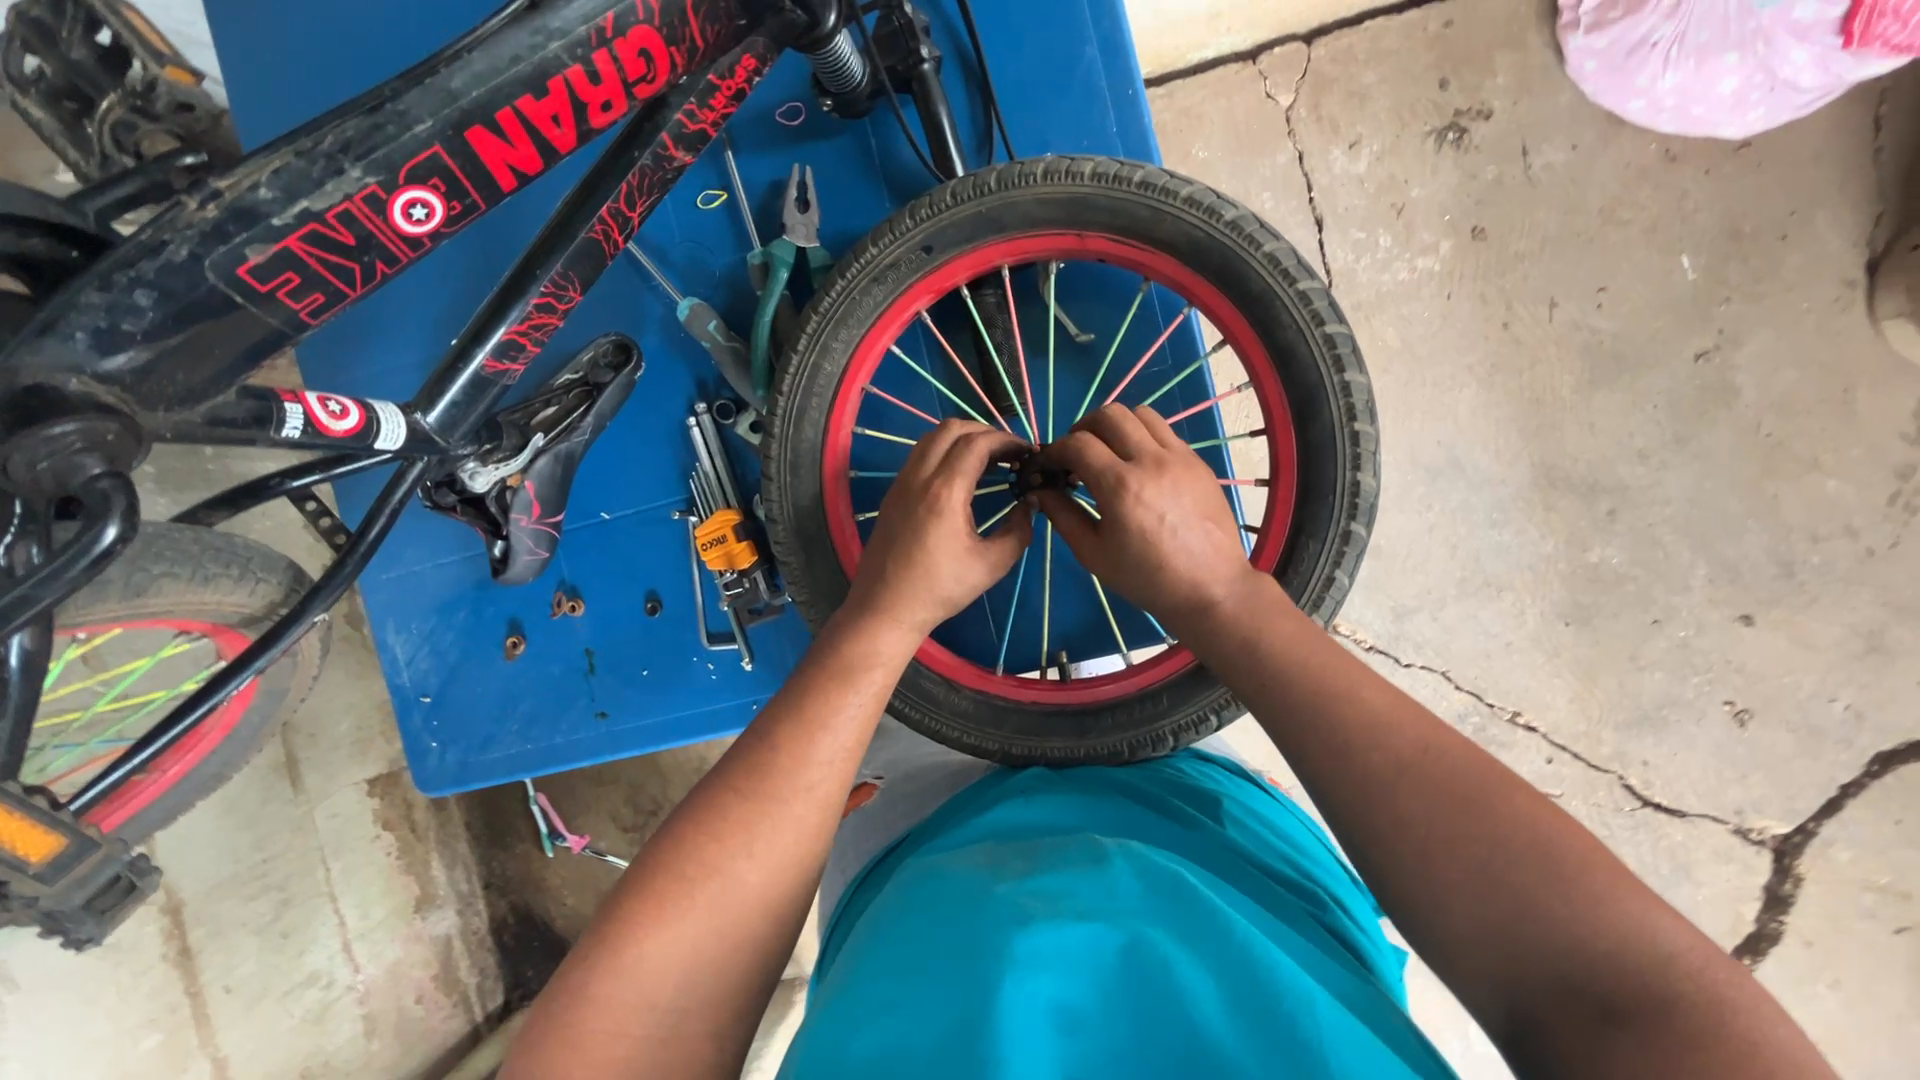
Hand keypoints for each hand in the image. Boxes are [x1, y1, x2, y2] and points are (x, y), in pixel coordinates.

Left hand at [842, 419, 1033, 639]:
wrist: (886, 608)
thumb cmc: (940, 589)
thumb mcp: (992, 565)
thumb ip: (1019, 531)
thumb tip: (1029, 504)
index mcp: (944, 492)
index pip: (977, 443)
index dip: (1006, 440)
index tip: (1027, 451)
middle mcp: (919, 478)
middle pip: (951, 429)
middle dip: (984, 432)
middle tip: (1008, 452)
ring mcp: (901, 484)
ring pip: (931, 439)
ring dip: (961, 439)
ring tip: (987, 460)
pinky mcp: (893, 494)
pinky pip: (919, 456)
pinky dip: (944, 452)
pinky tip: (961, 477)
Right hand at [1035, 404, 1269, 631]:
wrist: (1210, 587)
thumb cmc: (1146, 578)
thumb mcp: (1093, 554)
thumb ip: (1063, 515)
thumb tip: (1041, 491)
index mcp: (1120, 486)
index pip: (1077, 444)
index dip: (1054, 451)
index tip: (1047, 467)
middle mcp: (1150, 461)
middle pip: (1108, 415)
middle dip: (1082, 429)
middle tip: (1076, 455)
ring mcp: (1179, 457)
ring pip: (1140, 413)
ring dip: (1115, 426)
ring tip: (1108, 452)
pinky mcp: (1197, 462)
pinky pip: (1164, 431)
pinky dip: (1142, 437)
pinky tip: (1137, 465)